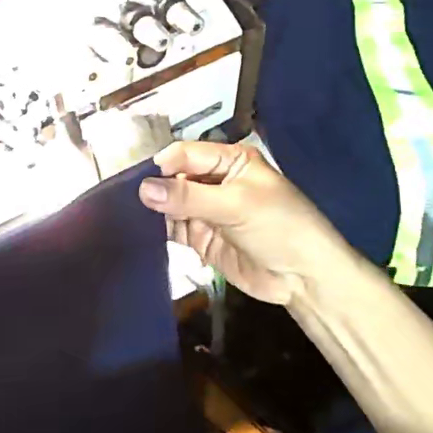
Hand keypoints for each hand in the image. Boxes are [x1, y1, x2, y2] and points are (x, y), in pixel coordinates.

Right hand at [137, 141, 355, 305]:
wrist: (304, 278)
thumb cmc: (280, 228)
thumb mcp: (236, 205)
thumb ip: (188, 197)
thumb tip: (143, 189)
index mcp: (229, 161)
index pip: (185, 154)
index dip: (163, 165)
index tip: (140, 182)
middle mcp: (214, 181)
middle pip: (173, 177)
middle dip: (153, 187)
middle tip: (127, 200)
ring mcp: (205, 210)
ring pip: (168, 203)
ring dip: (152, 209)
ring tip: (128, 215)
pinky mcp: (199, 236)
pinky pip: (171, 227)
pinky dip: (156, 229)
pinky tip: (138, 230)